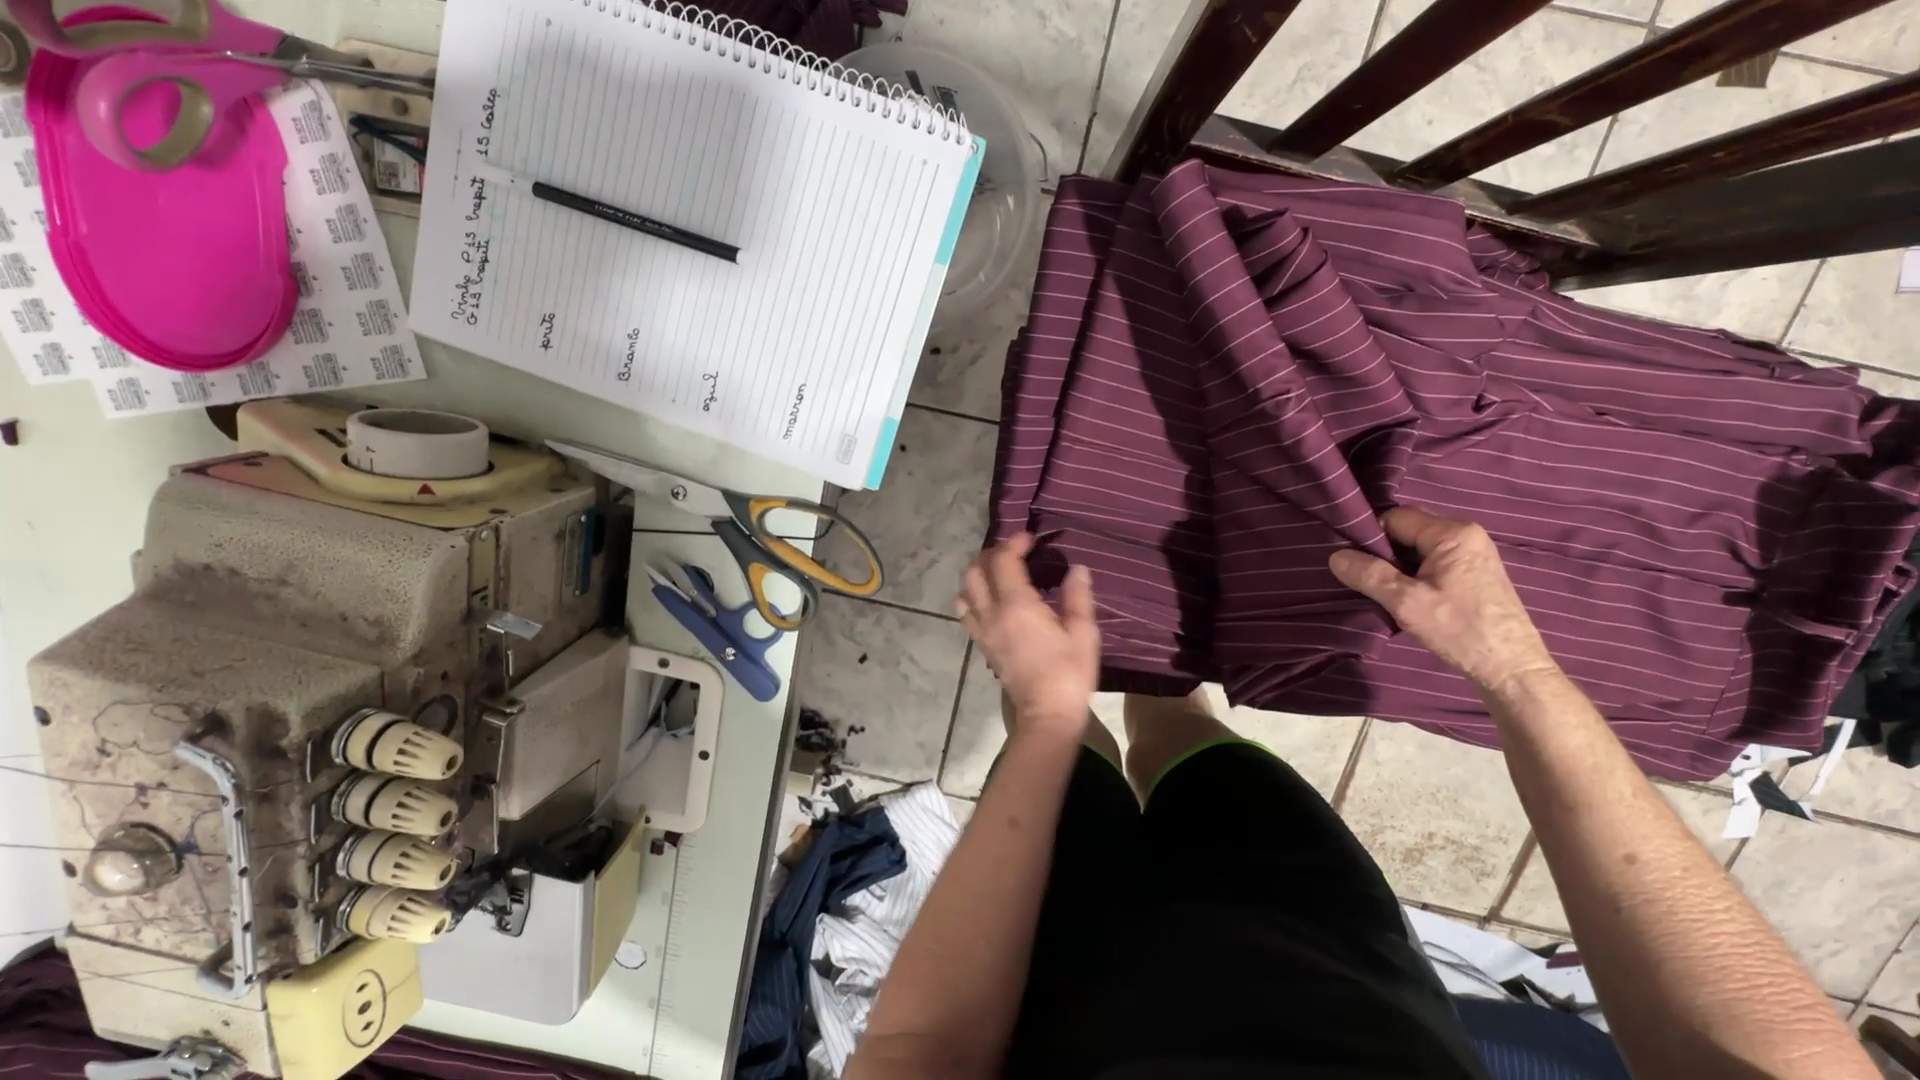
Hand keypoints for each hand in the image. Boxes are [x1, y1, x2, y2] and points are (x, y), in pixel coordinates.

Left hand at [956, 534, 1099, 740]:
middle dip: (991, 555)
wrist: (1047, 715)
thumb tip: (1076, 570)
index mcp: (1018, 605)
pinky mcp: (982, 646)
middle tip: (1014, 552)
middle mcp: (992, 614)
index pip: (1003, 561)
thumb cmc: (1070, 673)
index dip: (1014, 543)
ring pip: (964, 591)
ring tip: (999, 573)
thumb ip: (1078, 597)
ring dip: (977, 575)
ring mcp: (982, 631)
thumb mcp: (1084, 633)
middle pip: (975, 571)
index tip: (1031, 539)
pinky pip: (966, 614)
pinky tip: (991, 600)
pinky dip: (972, 598)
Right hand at [1328, 507, 1558, 694]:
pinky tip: (1409, 599)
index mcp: (1453, 533)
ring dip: (1399, 567)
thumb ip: (1369, 575)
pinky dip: (1415, 575)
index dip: (1371, 537)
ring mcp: (1474, 553)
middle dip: (1384, 553)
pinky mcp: (1475, 573)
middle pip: (1408, 531)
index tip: (1356, 563)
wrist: (1512, 667)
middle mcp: (1467, 535)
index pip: (1396, 517)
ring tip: (1386, 593)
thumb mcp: (1406, 602)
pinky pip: (1433, 562)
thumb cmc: (1460, 630)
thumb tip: (1335, 556)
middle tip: (1367, 581)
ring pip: (1419, 549)